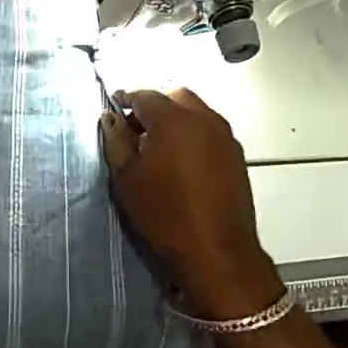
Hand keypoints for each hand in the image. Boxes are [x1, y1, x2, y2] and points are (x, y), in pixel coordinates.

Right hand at [100, 88, 281, 319]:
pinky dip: (191, 135)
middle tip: (133, 129)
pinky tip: (179, 162)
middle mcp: (204, 119)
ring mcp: (225, 137)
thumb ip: (117, 141)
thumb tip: (111, 118)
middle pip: (175, 97)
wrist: (215, 251)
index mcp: (174, 120)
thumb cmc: (164, 214)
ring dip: (174, 120)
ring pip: (195, 112)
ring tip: (156, 148)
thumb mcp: (127, 178)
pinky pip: (209, 131)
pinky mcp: (236, 156)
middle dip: (153, 106)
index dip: (125, 99)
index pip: (145, 95)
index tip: (114, 108)